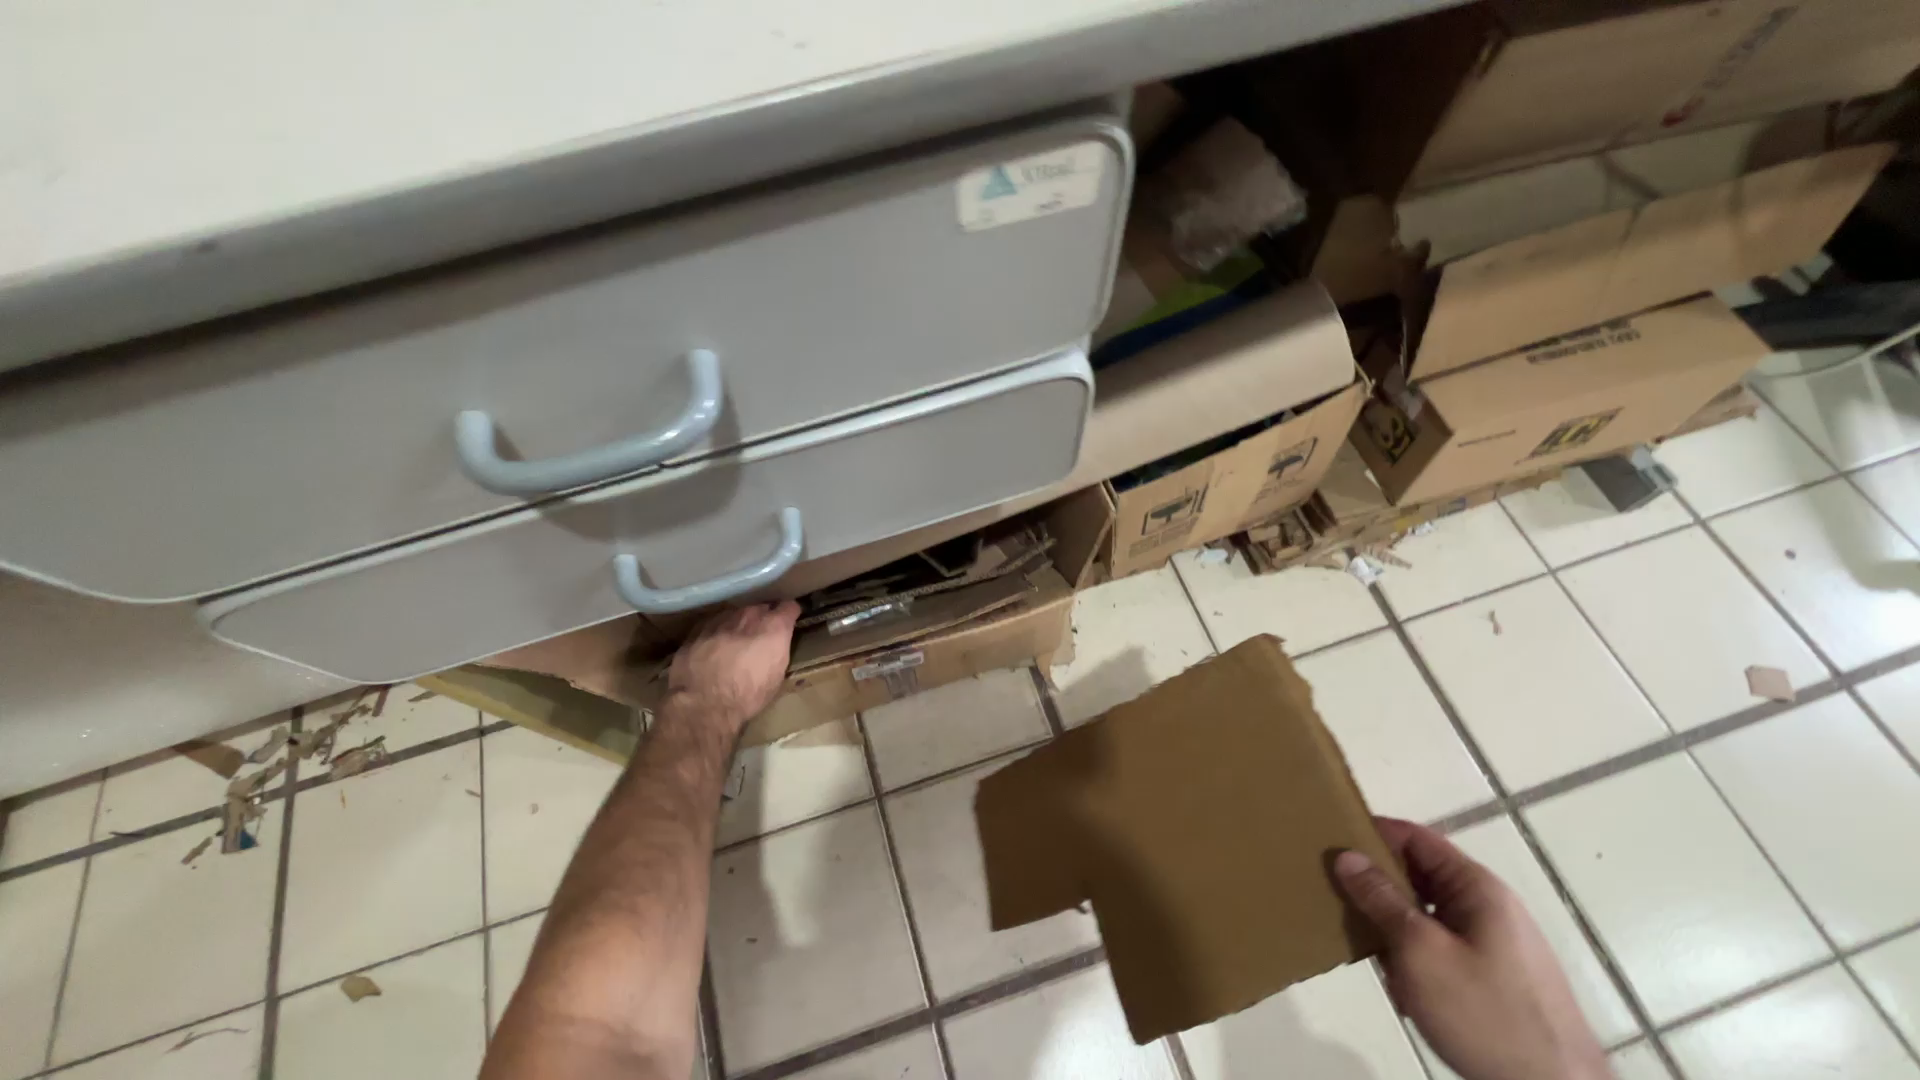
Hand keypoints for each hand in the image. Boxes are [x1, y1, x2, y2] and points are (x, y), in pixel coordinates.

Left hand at [664, 601, 800, 738]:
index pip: (789, 607)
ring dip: (738, 625)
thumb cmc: (746, 697)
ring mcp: (721, 620)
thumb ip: (778, 651)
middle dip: (762, 620)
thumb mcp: (776, 678)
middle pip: (760, 609)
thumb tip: (776, 645)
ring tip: (734, 644)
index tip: (788, 623)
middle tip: (759, 639)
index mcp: (773, 628)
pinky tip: (713, 649)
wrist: (702, 704)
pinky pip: (713, 624)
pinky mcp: (697, 629)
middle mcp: (748, 616)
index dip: (789, 615)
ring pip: (735, 615)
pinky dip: (717, 633)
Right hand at [1335, 818, 1610, 1079]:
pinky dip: (1413, 951)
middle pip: (1421, 874)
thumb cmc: (1484, 1013)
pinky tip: (1396, 979)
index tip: (1329, 841)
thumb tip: (1347, 855)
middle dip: (1377, 881)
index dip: (1373, 833)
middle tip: (1332, 890)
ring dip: (1392, 922)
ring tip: (1356, 937)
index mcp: (1477, 887)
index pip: (1416, 837)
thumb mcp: (1419, 951)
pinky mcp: (1495, 976)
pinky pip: (1442, 945)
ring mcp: (1495, 943)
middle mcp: (1489, 906)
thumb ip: (1381, 899)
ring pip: (1428, 913)